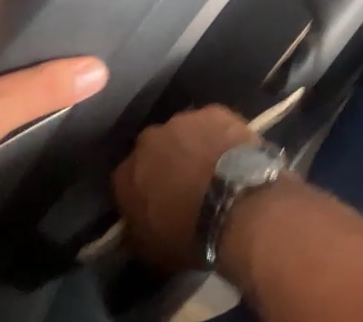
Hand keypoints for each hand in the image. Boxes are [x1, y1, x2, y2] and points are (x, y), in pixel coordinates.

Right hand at [112, 105, 260, 272]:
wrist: (237, 206)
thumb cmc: (190, 236)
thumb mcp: (150, 250)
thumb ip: (135, 231)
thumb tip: (132, 227)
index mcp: (126, 174)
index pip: (126, 180)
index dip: (141, 191)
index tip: (155, 204)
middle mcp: (149, 140)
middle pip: (154, 150)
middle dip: (165, 163)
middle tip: (185, 184)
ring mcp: (183, 120)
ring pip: (184, 133)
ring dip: (192, 146)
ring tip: (213, 168)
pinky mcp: (215, 111)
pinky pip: (212, 124)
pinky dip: (218, 136)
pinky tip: (231, 152)